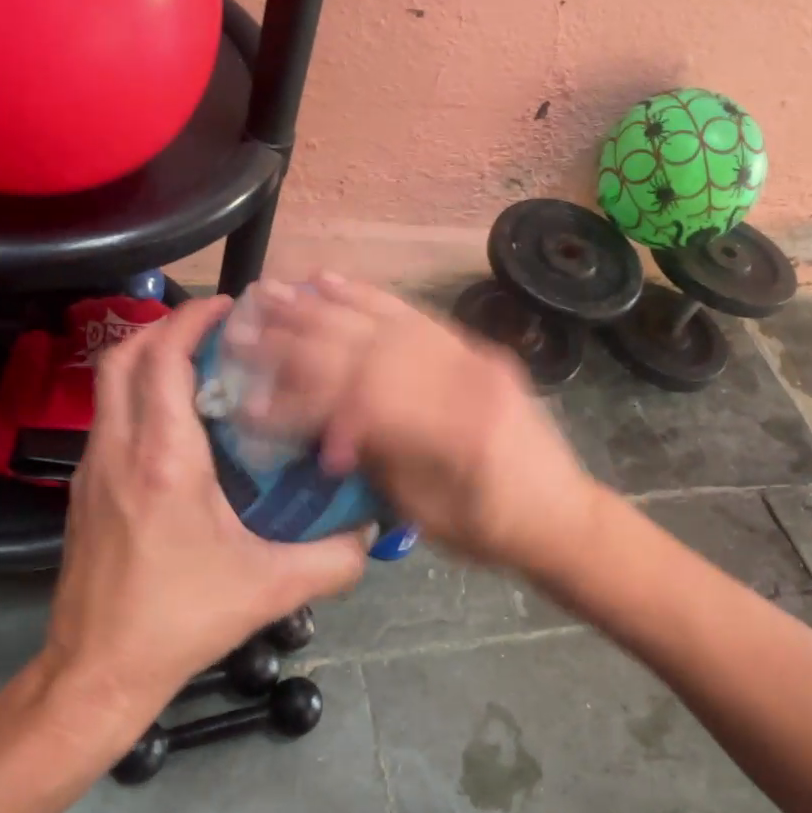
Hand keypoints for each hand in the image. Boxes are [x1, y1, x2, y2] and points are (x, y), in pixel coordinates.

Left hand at [41, 296, 367, 724]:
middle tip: (215, 329)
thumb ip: (333, 560)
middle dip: (167, 326)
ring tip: (201, 368)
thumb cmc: (181, 620)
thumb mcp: (270, 590)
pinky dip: (139, 398)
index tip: (230, 307)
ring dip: (150, 361)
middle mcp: (118, 451)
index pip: (165, 361)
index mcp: (164, 460)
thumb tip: (371, 534)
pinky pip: (108, 419)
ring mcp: (91, 469)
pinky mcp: (83, 492)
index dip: (193, 321)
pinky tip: (178, 427)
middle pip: (124, 357)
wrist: (97, 670)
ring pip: (110, 387)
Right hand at [226, 275, 598, 573]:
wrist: (561, 514)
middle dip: (301, 338)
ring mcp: (471, 357)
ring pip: (386, 322)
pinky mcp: (472, 348)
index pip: (361, 400)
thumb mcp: (425, 512)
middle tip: (249, 326)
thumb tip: (322, 426)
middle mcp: (464, 379)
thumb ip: (376, 459)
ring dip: (326, 306)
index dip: (301, 401)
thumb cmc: (490, 530)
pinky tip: (334, 282)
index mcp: (454, 429)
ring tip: (277, 292)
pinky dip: (370, 297)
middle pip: (368, 349)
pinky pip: (416, 315)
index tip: (254, 404)